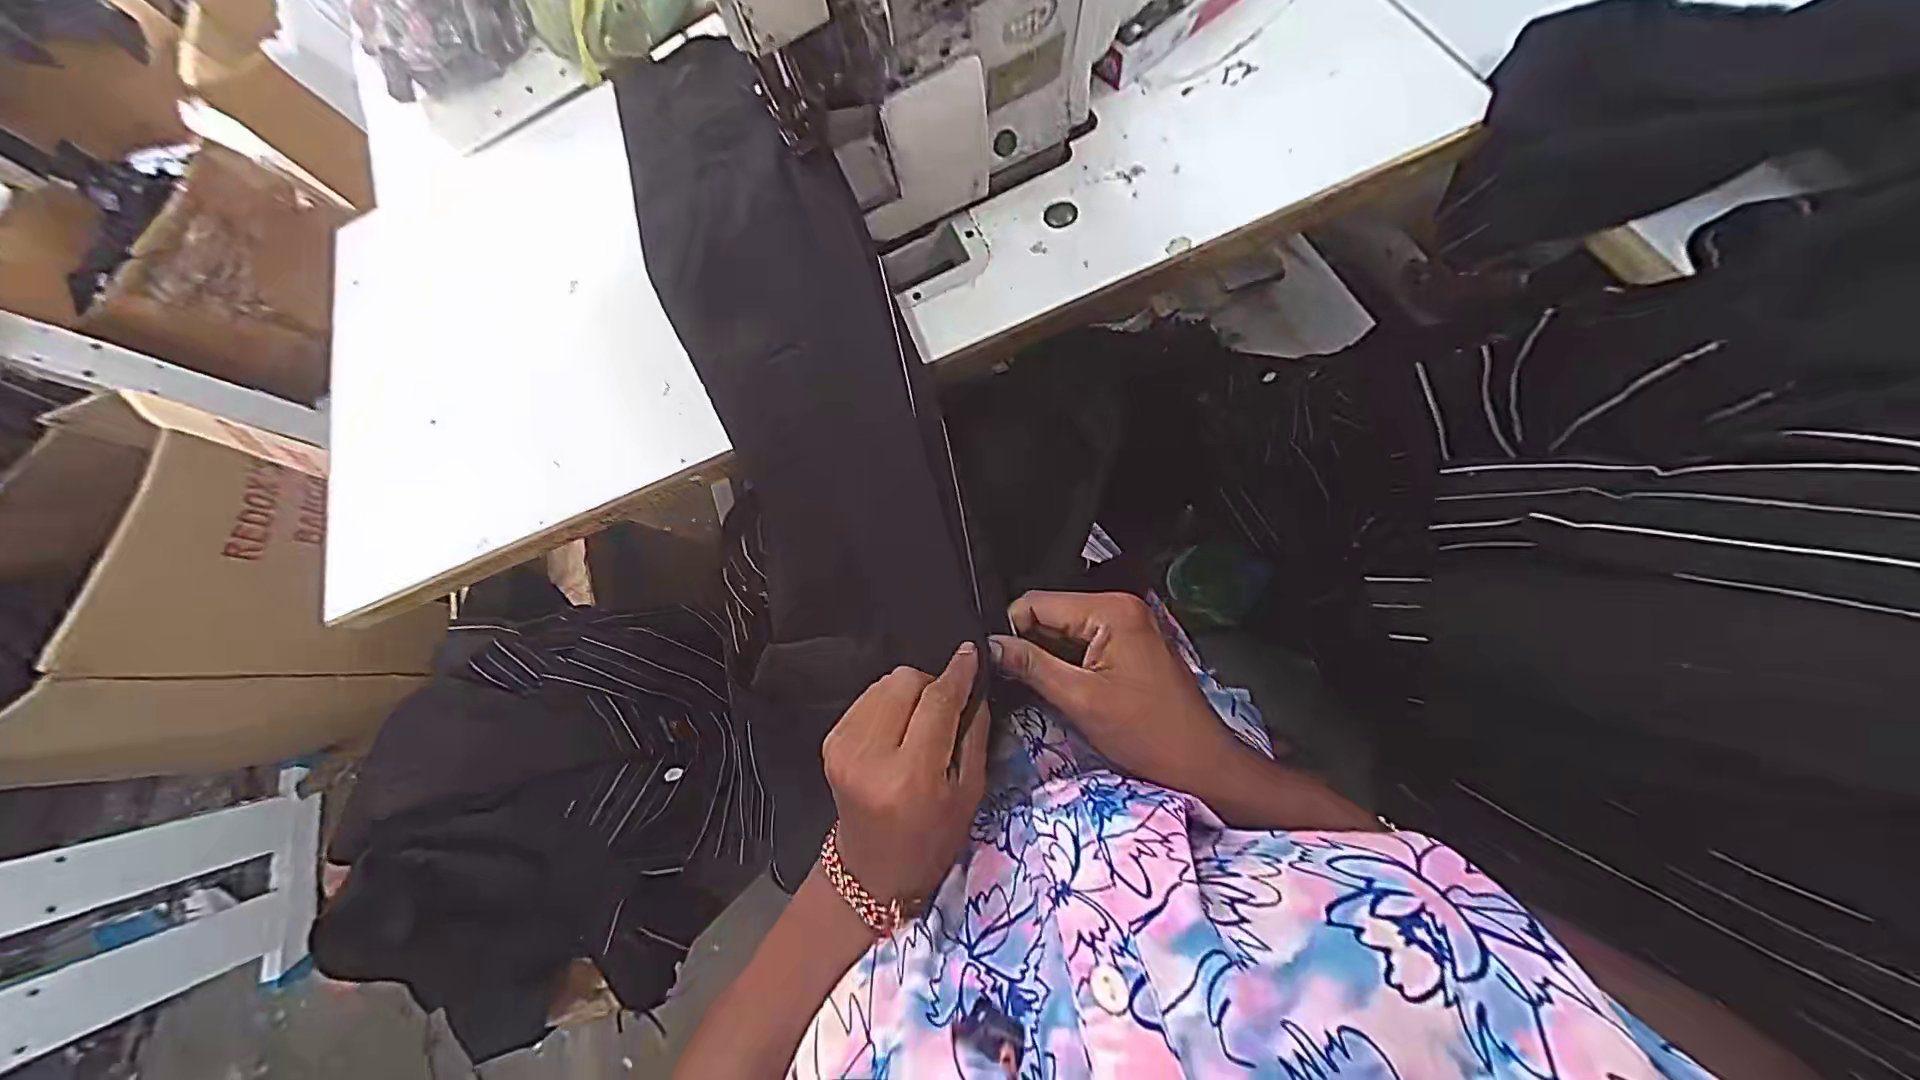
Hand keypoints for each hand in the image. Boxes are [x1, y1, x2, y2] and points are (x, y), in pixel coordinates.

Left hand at [822, 642, 989, 906]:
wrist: (874, 868)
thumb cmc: (930, 838)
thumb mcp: (969, 793)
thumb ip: (974, 733)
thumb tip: (973, 684)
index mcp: (910, 776)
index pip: (936, 702)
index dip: (957, 673)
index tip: (970, 654)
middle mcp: (870, 757)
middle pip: (906, 681)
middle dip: (932, 685)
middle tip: (943, 711)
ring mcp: (844, 747)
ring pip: (886, 682)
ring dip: (909, 693)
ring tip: (918, 725)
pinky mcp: (831, 741)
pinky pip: (868, 696)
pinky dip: (889, 704)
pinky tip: (896, 730)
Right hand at [990, 591, 1249, 792]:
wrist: (1201, 764)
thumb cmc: (1149, 734)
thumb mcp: (1080, 699)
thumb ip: (1030, 666)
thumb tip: (991, 646)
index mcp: (1110, 609)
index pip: (1035, 602)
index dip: (1011, 631)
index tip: (1000, 664)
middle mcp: (1119, 606)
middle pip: (1049, 614)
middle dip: (1030, 646)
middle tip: (1021, 682)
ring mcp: (1126, 624)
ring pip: (1062, 631)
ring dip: (1048, 658)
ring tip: (1047, 689)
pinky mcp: (1127, 643)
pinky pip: (1082, 643)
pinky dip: (1067, 664)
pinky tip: (1066, 689)